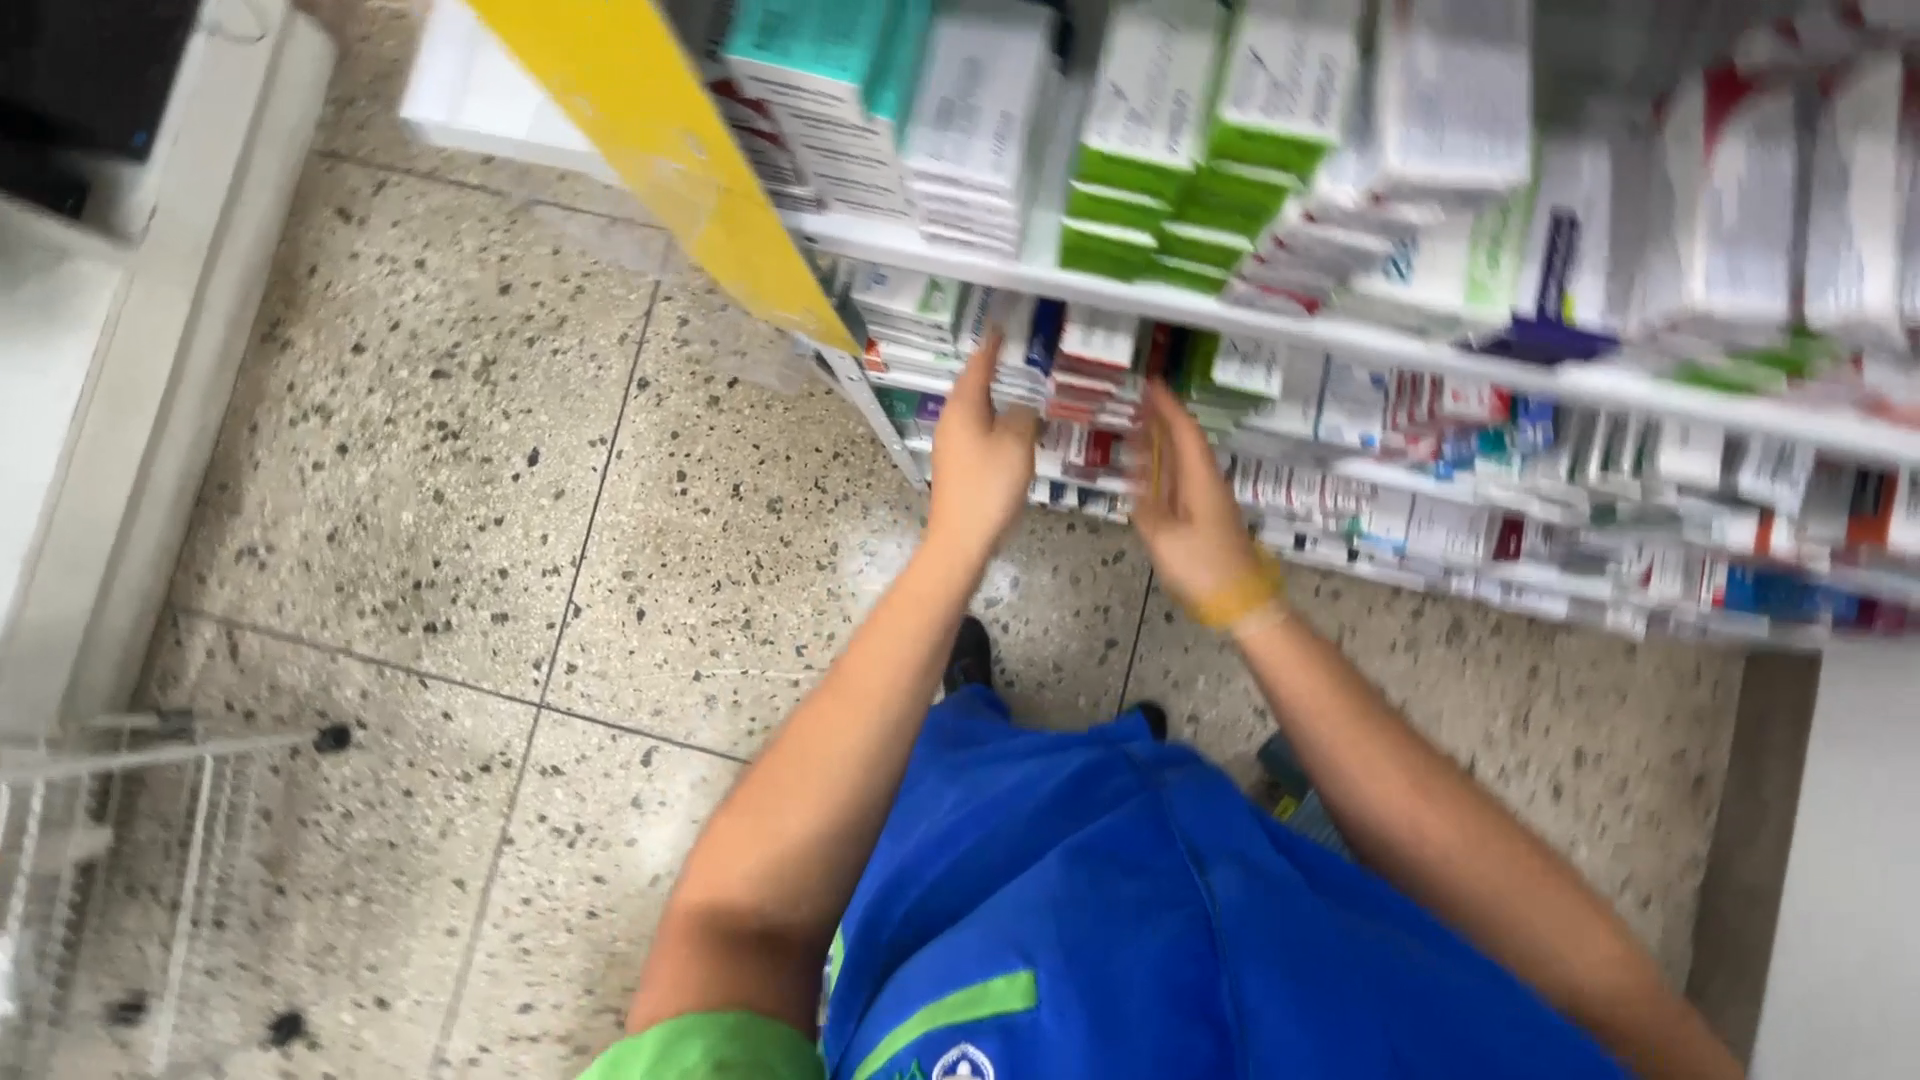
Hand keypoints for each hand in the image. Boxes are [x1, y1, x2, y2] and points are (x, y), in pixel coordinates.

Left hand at [926, 328, 1039, 559]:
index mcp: (963, 408)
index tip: (1000, 330)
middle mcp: (950, 421)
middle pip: (970, 388)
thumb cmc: (989, 486)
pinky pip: (974, 432)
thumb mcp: (1017, 444)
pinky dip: (991, 422)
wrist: (961, 538)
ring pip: (972, 411)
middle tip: (1010, 356)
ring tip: (1012, 388)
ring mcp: (949, 445)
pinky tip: (1007, 430)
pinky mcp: (955, 466)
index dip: (991, 348)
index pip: (978, 367)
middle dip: (988, 371)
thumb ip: (1023, 417)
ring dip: (990, 398)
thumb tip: (1022, 408)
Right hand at [1131, 381, 1271, 613]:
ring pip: (1181, 462)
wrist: (1240, 601)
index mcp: (1200, 482)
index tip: (1151, 384)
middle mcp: (1205, 484)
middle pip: (1184, 442)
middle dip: (1162, 418)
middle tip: (1138, 399)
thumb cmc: (1204, 568)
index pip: (1184, 432)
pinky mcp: (1202, 517)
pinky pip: (1178, 482)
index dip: (1168, 407)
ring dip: (1160, 442)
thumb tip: (1136, 488)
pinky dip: (1160, 469)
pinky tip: (1145, 470)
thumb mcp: (1164, 540)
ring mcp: (1206, 501)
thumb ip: (1146, 510)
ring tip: (1136, 425)